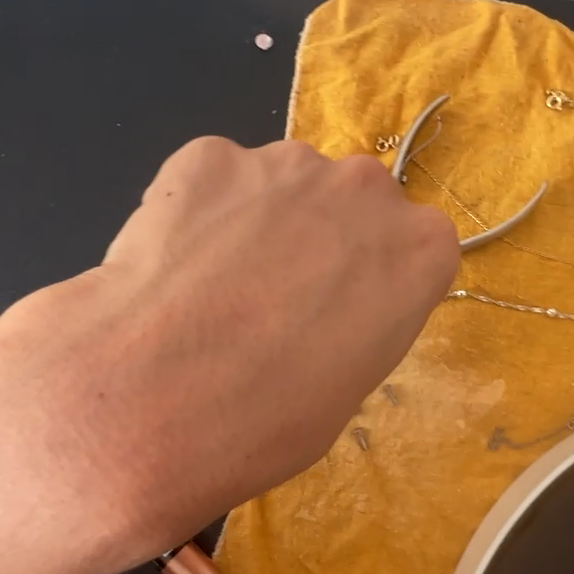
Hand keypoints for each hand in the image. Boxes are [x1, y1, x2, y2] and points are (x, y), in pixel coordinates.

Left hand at [0, 136, 461, 573]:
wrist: (150, 399)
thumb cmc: (271, 418)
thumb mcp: (349, 383)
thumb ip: (359, 319)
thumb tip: (322, 303)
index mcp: (422, 247)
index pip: (413, 248)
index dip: (371, 281)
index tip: (340, 312)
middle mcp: (367, 187)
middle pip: (353, 205)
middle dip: (323, 238)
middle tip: (274, 297)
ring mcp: (286, 161)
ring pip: (284, 186)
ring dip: (261, 220)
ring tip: (211, 285)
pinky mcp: (209, 154)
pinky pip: (216, 180)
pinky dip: (198, 210)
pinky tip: (171, 264)